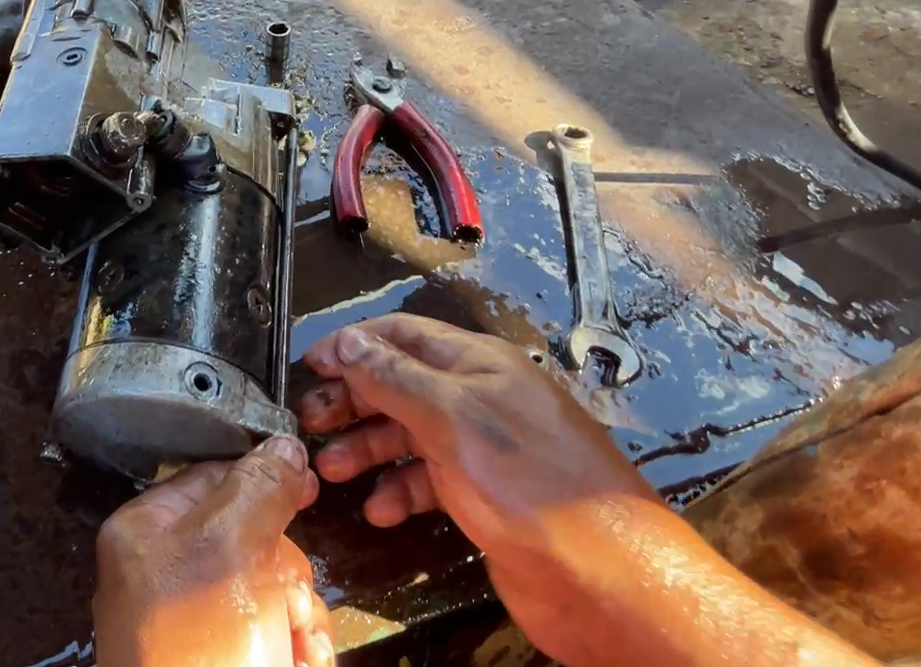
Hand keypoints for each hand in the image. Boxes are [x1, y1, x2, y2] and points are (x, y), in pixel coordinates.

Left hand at [93, 436, 332, 666]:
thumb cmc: (200, 645)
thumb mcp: (227, 550)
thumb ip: (258, 490)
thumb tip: (287, 445)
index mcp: (147, 531)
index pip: (212, 477)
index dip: (261, 480)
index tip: (307, 485)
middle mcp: (169, 570)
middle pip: (250, 533)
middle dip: (284, 565)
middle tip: (287, 596)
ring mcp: (202, 620)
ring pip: (274, 584)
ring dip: (299, 610)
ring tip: (296, 641)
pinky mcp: (234, 656)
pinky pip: (280, 629)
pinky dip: (300, 644)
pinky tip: (301, 659)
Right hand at [298, 314, 662, 663]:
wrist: (610, 586)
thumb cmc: (530, 483)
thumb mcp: (453, 416)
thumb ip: (393, 375)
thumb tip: (347, 342)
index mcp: (475, 364)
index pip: (400, 335)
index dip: (351, 345)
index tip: (309, 366)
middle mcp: (475, 399)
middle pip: (397, 383)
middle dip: (351, 400)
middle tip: (310, 422)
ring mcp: (480, 450)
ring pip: (406, 434)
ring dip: (365, 448)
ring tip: (330, 470)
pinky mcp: (482, 497)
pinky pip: (426, 481)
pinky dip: (398, 490)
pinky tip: (380, 509)